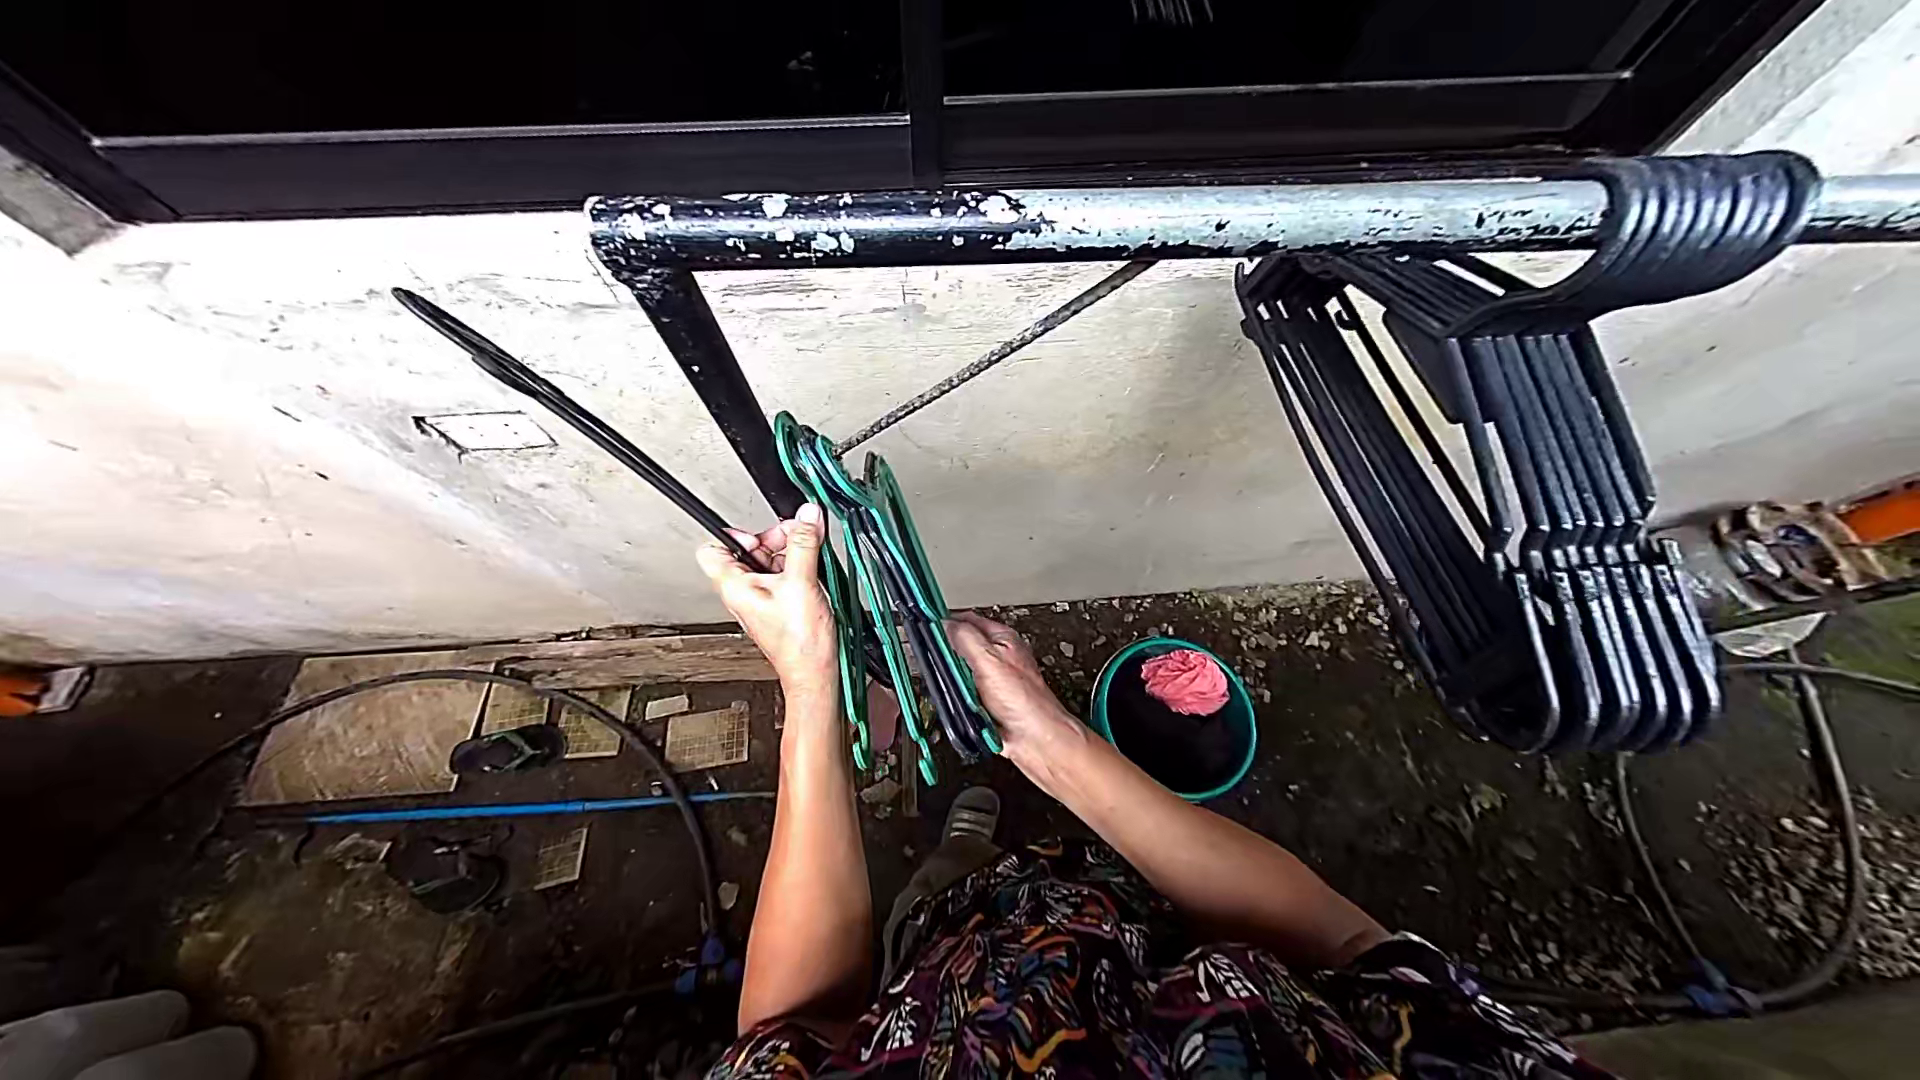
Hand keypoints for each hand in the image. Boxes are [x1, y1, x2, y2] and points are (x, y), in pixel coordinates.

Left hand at [696, 504, 837, 697]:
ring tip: (810, 556)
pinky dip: (799, 567)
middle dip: (775, 540)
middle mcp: (744, 591)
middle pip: (750, 550)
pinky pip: (785, 575)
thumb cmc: (798, 641)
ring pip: (770, 561)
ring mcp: (762, 597)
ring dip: (791, 553)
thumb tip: (806, 515)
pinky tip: (814, 572)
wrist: (814, 670)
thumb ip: (803, 543)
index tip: (763, 533)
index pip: (714, 548)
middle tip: (798, 537)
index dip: (737, 535)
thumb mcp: (801, 582)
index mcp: (734, 586)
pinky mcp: (780, 603)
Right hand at [946, 612, 1082, 769]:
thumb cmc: (1025, 701)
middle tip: (934, 660)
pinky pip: (962, 692)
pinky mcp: (985, 699)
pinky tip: (956, 700)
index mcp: (1001, 638)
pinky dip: (956, 696)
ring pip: (959, 671)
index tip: (926, 628)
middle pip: (960, 646)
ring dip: (950, 679)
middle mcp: (996, 655)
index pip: (967, 620)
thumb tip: (945, 623)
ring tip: (950, 685)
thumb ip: (966, 638)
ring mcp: (990, 678)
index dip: (946, 622)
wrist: (1035, 739)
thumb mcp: (989, 660)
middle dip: (946, 654)